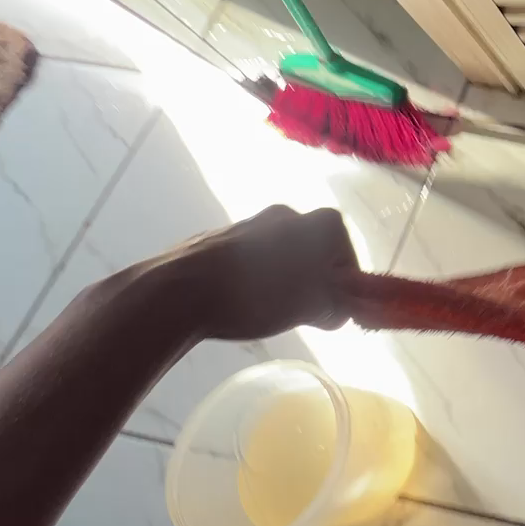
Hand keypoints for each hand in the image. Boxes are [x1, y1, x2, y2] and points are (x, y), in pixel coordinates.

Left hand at [129, 205, 361, 341]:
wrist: (177, 292)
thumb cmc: (260, 295)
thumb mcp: (313, 309)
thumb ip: (336, 308)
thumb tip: (338, 311)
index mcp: (323, 224)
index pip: (348, 258)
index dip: (342, 288)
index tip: (329, 311)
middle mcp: (290, 214)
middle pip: (314, 252)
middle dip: (311, 279)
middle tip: (299, 310)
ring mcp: (248, 222)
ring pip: (278, 253)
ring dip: (279, 278)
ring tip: (261, 309)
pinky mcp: (213, 237)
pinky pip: (244, 258)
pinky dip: (246, 276)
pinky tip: (233, 302)